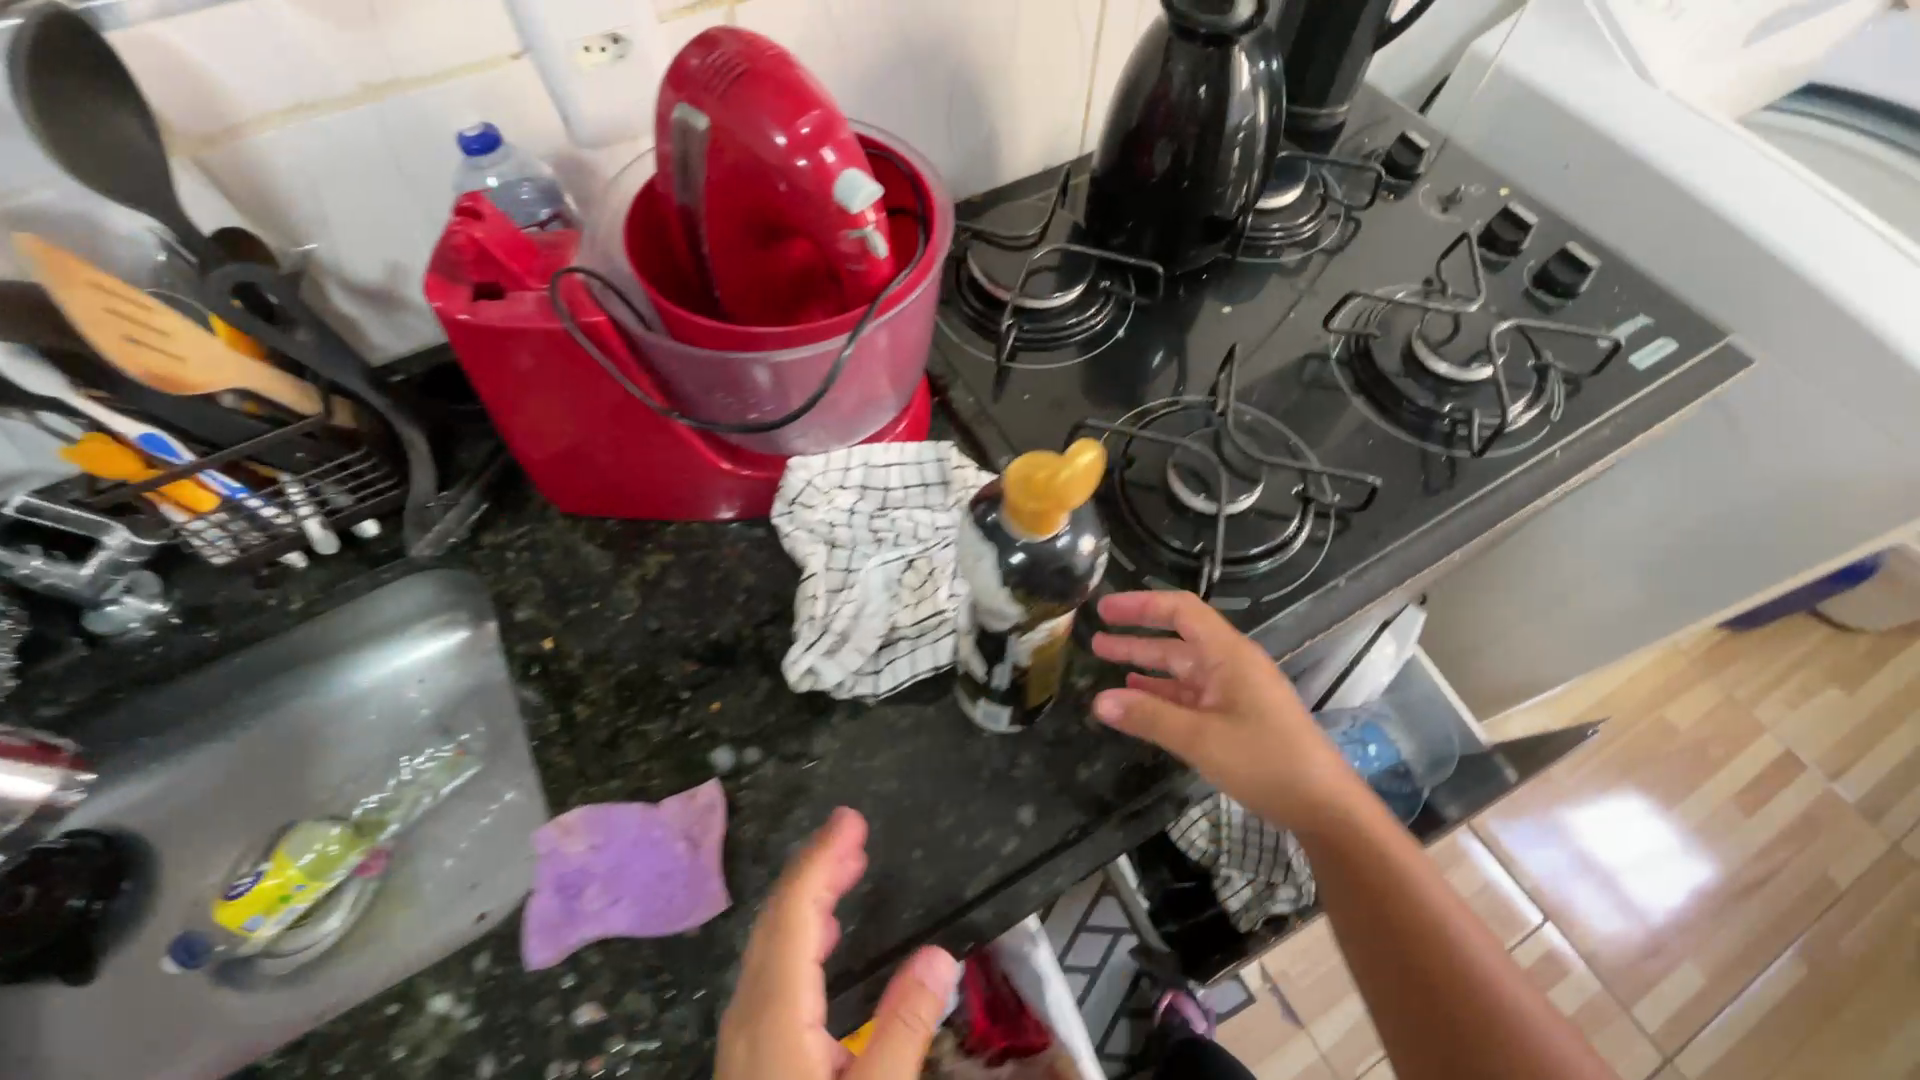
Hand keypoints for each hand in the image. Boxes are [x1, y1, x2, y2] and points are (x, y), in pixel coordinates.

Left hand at [717, 807, 959, 1079]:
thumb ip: (904, 1026)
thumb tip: (939, 954)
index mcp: (773, 1011)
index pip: (793, 912)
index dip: (821, 858)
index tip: (849, 817)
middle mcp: (748, 1010)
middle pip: (777, 919)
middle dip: (815, 867)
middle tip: (854, 831)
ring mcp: (743, 1032)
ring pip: (770, 943)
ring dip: (807, 898)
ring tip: (846, 870)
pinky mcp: (750, 1053)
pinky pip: (770, 967)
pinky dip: (799, 934)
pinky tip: (820, 941)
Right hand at [1089, 591, 1360, 829]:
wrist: (1323, 806)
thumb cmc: (1266, 762)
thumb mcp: (1201, 739)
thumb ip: (1148, 717)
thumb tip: (1098, 701)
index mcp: (1229, 656)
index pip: (1181, 611)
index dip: (1141, 606)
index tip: (1105, 609)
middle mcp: (1231, 666)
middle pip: (1177, 641)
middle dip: (1136, 637)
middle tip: (1095, 638)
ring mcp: (1235, 693)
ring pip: (1181, 671)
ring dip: (1145, 667)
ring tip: (1105, 663)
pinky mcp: (1236, 719)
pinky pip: (1191, 697)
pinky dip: (1162, 695)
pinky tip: (1137, 699)